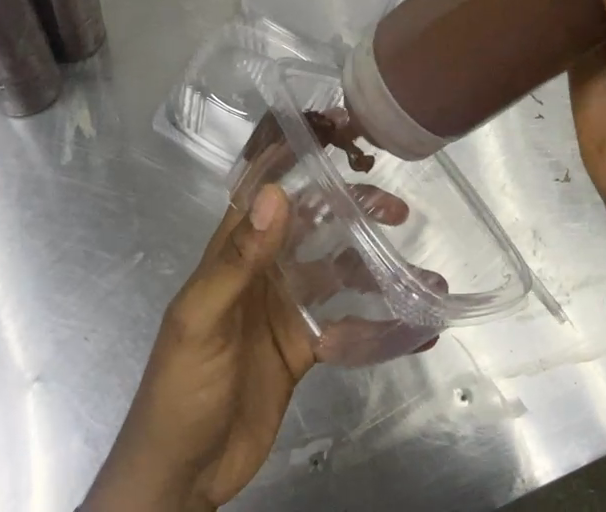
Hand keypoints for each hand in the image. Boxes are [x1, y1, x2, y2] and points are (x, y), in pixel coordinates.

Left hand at [85, 174, 434, 510]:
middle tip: (397, 212)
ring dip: (377, 272)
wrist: (182, 471)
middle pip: (313, 229)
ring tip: (424, 278)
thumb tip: (277, 195)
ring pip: (338, 277)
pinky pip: (348, 329)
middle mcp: (263, 274)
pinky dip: (379, 328)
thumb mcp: (203, 320)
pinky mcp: (302, 350)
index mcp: (232, 255)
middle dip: (353, 214)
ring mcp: (284, 312)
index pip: (263, 194)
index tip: (335, 134)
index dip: (293, 162)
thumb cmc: (182, 387)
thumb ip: (239, 261)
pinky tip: (416, 330)